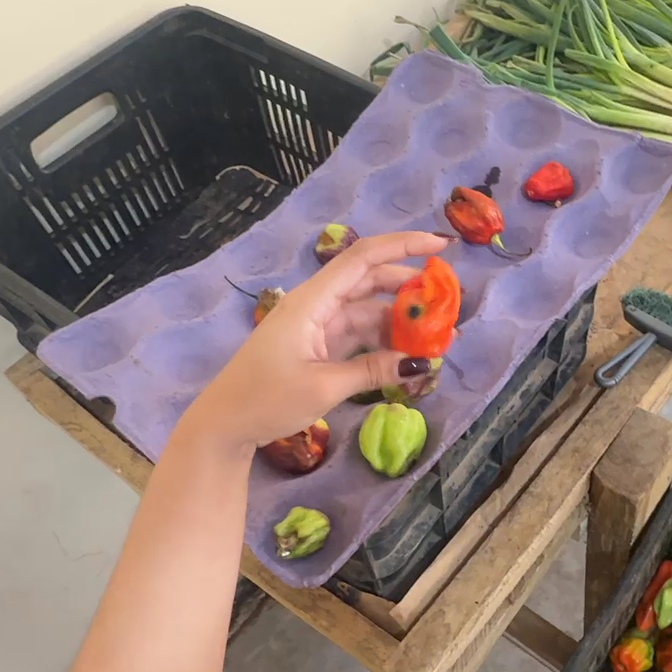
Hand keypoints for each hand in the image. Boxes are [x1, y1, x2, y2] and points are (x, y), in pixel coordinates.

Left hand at [177, 231, 451, 450]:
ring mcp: (319, 326)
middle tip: (446, 306)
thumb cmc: (266, 399)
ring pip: (369, 311)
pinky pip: (359, 334)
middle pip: (371, 282)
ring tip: (434, 339)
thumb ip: (372, 370)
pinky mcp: (319, 347)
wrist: (225, 425)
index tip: (442, 246)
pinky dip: (383, 343)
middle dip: (410, 289)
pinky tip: (407, 357)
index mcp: (312, 302)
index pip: (363, 259)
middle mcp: (317, 305)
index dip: (403, 247)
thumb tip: (420, 363)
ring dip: (400, 323)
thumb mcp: (324, 386)